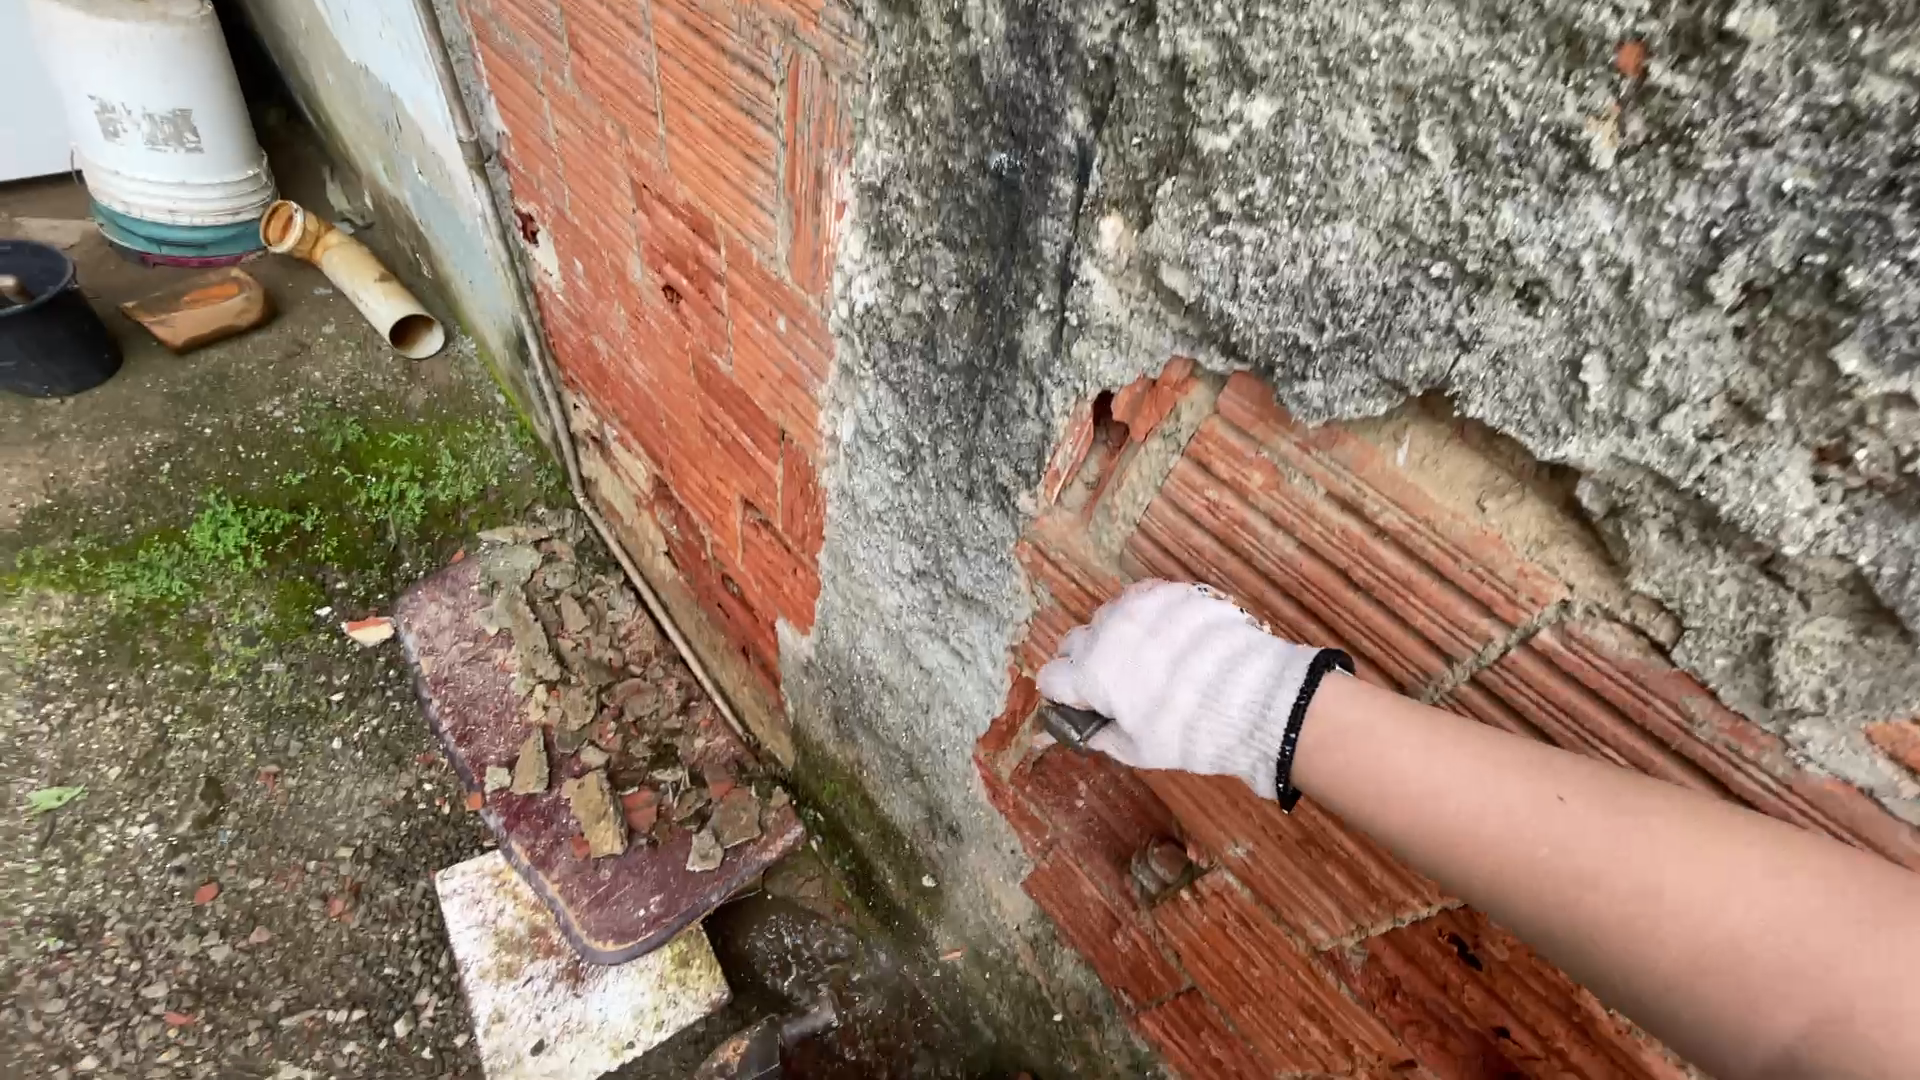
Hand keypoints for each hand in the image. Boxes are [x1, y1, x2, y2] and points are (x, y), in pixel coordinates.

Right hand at [1035, 579, 1350, 800]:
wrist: (1256, 699)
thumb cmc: (1191, 731)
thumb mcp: (1139, 749)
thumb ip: (1101, 736)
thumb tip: (1084, 730)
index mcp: (1090, 674)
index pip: (1050, 677)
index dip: (1064, 694)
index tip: (1083, 703)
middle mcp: (1105, 633)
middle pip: (1074, 643)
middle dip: (1086, 663)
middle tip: (1118, 685)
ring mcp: (1137, 607)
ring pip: (1108, 618)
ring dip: (1116, 636)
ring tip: (1150, 659)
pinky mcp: (1168, 592)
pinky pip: (1141, 599)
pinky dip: (1146, 616)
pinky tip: (1169, 637)